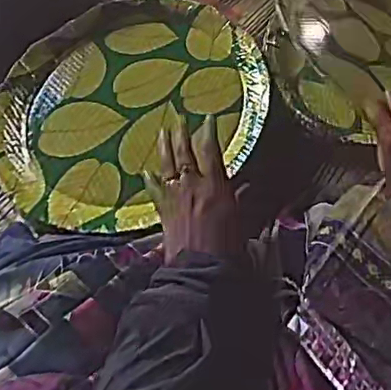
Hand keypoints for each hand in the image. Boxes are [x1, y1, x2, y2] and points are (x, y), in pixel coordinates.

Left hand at [142, 115, 243, 261]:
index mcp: (214, 184)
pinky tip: (146, 172)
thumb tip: (244, 186)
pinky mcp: (164, 212)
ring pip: (167, 166)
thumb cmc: (226, 245)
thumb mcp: (239, 217)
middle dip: (181, 135)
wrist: (198, 270)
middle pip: (184, 154)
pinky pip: (155, 191)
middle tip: (178, 119)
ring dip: (164, 148)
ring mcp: (175, 198)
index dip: (209, 132)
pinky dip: (151, 180)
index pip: (210, 150)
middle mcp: (192, 186)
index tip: (208, 118)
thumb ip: (238, 198)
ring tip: (162, 133)